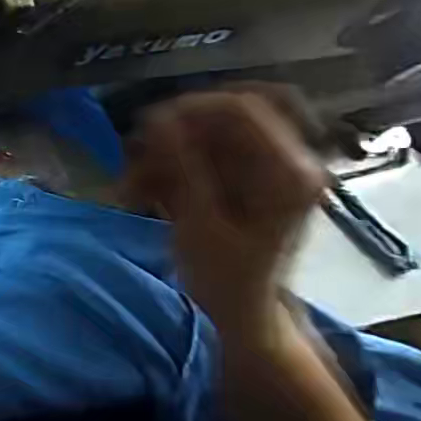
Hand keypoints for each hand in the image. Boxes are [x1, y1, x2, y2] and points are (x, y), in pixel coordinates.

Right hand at [138, 92, 326, 334]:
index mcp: (289, 171)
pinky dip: (170, 169)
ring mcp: (266, 170)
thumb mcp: (200, 224)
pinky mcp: (245, 179)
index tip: (148, 125)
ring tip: (131, 183)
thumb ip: (183, 167)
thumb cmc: (226, 278)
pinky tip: (143, 190)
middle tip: (135, 152)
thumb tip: (158, 119)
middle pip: (224, 120)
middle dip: (174, 133)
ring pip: (209, 138)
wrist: (244, 313)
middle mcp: (286, 161)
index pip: (244, 109)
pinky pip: (204, 157)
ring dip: (165, 154)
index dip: (192, 108)